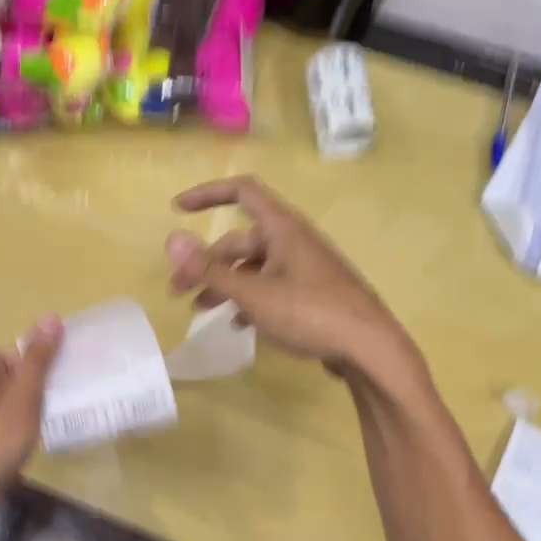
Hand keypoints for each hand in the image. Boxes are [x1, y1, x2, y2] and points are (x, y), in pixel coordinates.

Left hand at [0, 228, 62, 530]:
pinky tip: (57, 394)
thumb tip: (50, 320)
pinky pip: (7, 380)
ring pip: (5, 360)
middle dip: (27, 339)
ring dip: (32, 363)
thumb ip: (37, 360)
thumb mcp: (21, 401)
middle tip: (64, 342)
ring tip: (69, 373)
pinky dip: (29, 380)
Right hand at [165, 177, 423, 387]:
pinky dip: (248, 300)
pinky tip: (238, 324)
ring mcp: (304, 268)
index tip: (177, 209)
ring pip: (253, 268)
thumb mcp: (253, 293)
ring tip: (201, 311)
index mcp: (283, 229)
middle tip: (179, 291)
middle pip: (240, 241)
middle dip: (206, 263)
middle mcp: (293, 241)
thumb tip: (171, 239)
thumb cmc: (311, 313)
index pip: (242, 192)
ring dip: (224, 285)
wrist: (370, 348)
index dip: (208, 194)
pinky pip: (270, 287)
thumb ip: (210, 269)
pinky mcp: (311, 293)